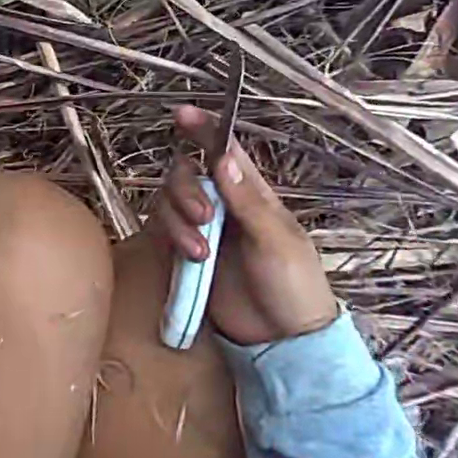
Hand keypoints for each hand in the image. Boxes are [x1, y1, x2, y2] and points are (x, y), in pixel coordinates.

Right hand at [145, 105, 337, 344]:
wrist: (283, 342)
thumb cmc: (294, 286)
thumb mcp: (277, 242)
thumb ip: (247, 201)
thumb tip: (223, 158)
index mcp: (252, 194)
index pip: (224, 151)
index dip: (204, 130)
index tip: (182, 114)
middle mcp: (223, 205)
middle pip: (186, 174)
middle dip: (185, 189)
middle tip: (202, 217)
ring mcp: (203, 229)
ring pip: (169, 201)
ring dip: (178, 219)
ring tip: (200, 251)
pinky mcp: (185, 254)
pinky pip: (164, 230)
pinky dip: (171, 238)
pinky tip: (191, 258)